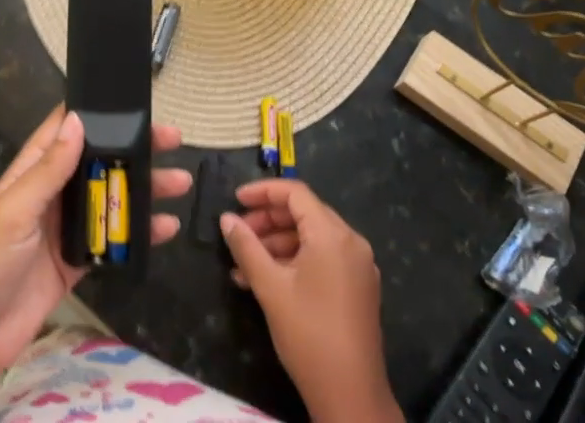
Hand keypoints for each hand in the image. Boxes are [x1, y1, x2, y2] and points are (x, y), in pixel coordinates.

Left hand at [0, 107, 189, 382]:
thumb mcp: (13, 211)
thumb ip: (48, 170)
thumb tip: (78, 121)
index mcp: (29, 175)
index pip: (64, 133)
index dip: (95, 116)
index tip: (132, 103)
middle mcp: (49, 197)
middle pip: (97, 165)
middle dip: (134, 151)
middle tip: (174, 140)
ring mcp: (63, 232)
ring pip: (110, 201)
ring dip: (143, 191)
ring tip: (181, 184)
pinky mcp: (75, 265)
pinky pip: (112, 242)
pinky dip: (139, 234)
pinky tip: (166, 228)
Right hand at [220, 179, 400, 422]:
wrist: (350, 392)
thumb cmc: (307, 332)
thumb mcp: (269, 286)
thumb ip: (246, 247)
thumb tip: (227, 219)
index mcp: (333, 235)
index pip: (296, 193)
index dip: (263, 192)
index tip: (234, 200)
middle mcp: (351, 242)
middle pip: (304, 214)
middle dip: (267, 220)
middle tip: (236, 235)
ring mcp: (358, 266)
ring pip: (312, 238)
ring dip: (276, 244)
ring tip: (242, 267)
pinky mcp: (357, 287)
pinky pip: (323, 258)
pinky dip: (294, 260)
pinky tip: (266, 280)